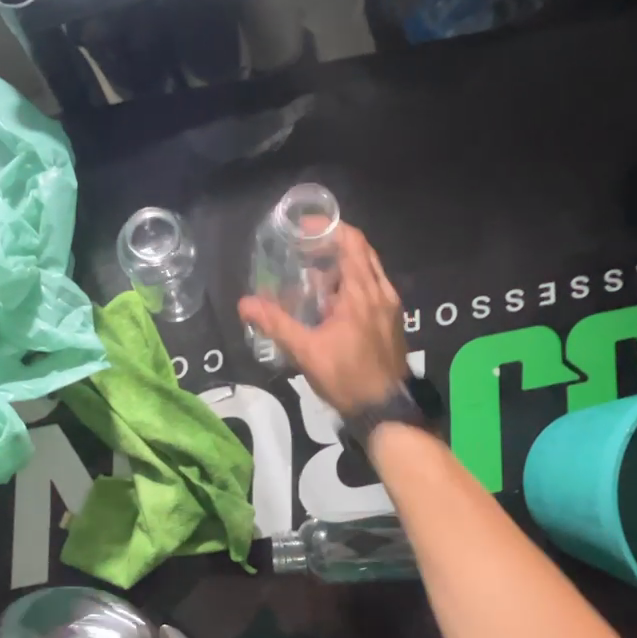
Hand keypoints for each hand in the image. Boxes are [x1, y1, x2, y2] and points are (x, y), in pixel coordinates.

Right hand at [239, 224, 408, 417]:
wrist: (385, 410)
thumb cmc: (347, 377)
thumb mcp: (306, 351)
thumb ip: (276, 323)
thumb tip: (244, 304)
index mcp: (362, 292)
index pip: (351, 242)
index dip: (328, 227)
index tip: (303, 228)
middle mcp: (381, 292)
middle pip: (361, 252)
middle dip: (333, 245)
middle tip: (305, 249)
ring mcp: (391, 307)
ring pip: (368, 271)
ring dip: (343, 267)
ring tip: (313, 275)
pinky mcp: (392, 321)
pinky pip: (373, 289)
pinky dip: (353, 284)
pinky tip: (331, 303)